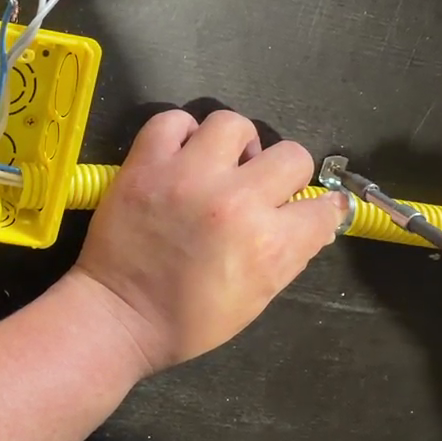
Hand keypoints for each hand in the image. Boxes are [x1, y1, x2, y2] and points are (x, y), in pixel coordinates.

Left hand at [72, 109, 347, 375]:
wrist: (119, 315)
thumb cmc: (189, 319)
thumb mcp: (256, 297)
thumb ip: (290, 254)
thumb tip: (317, 218)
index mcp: (269, 243)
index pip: (323, 206)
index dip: (318, 209)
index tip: (303, 209)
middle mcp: (235, 200)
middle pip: (292, 156)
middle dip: (282, 174)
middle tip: (257, 189)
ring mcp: (188, 176)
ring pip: (234, 124)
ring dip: (233, 145)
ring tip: (218, 165)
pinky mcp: (146, 164)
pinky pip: (172, 121)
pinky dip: (180, 133)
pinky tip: (179, 155)